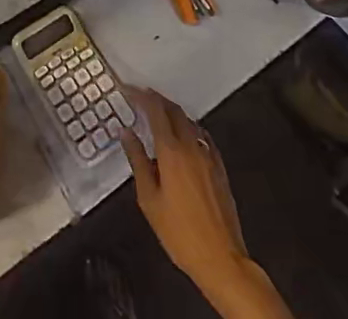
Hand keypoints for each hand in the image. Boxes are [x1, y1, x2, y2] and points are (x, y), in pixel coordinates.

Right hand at [120, 86, 248, 285]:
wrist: (220, 258)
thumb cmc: (179, 232)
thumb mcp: (148, 198)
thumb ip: (137, 161)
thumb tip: (126, 134)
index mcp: (172, 152)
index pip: (155, 111)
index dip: (141, 96)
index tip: (129, 90)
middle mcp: (192, 148)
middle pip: (174, 111)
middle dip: (157, 99)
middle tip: (141, 96)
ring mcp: (209, 157)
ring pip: (190, 122)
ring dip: (172, 112)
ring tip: (158, 112)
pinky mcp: (220, 169)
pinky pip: (203, 137)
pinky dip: (189, 127)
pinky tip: (184, 135)